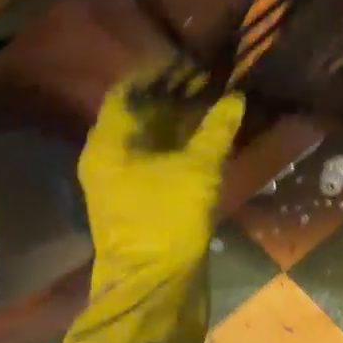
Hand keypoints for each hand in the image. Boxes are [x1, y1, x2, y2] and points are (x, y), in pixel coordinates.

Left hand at [41, 78, 244, 342]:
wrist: (154, 279)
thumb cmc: (168, 217)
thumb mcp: (200, 167)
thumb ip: (217, 128)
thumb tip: (236, 96)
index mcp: (108, 143)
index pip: (126, 92)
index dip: (157, 74)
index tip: (190, 62)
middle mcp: (106, 156)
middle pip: (136, 113)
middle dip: (171, 94)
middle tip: (208, 79)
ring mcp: (118, 179)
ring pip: (146, 136)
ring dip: (176, 118)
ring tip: (211, 103)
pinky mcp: (135, 197)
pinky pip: (153, 155)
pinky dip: (177, 141)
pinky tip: (205, 137)